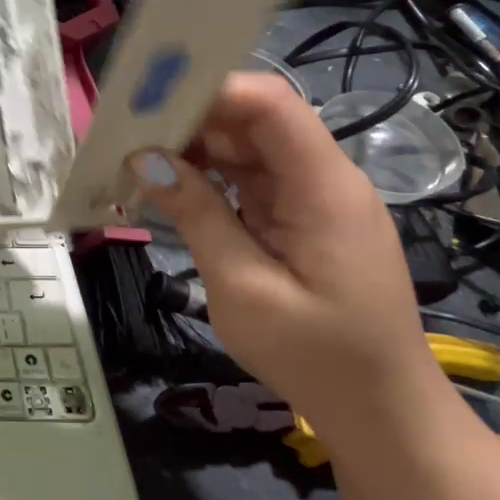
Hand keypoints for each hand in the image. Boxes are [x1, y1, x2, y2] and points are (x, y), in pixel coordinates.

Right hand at [127, 72, 449, 439]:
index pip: (271, 105)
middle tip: (120, 132)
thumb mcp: (243, 286)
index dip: (210, 89)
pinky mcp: (298, 219)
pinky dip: (202, 175)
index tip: (145, 99)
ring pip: (244, 146)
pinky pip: (246, 177)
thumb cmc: (314, 351)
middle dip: (186, 117)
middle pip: (252, 120)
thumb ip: (197, 215)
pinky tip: (161, 185)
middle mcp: (323, 181)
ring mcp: (311, 199)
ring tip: (128, 157)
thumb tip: (146, 159)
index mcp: (323, 189)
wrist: (379, 410)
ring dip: (188, 147)